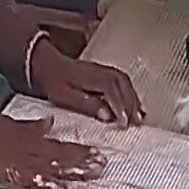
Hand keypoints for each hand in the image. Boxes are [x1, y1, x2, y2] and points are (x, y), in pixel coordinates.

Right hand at [0, 108, 103, 188]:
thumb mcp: (11, 122)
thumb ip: (32, 126)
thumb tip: (50, 124)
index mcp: (31, 137)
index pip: (61, 144)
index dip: (80, 150)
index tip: (97, 153)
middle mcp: (31, 149)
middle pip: (63, 156)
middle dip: (83, 161)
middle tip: (102, 165)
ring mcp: (24, 162)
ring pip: (56, 168)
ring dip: (75, 173)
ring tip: (93, 176)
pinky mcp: (15, 174)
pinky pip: (39, 181)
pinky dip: (55, 186)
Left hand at [29, 43, 145, 126]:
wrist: (48, 65)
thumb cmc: (55, 82)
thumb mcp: (66, 97)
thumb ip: (87, 105)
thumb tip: (106, 114)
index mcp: (90, 76)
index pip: (110, 89)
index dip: (119, 106)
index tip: (124, 122)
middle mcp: (100, 71)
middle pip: (122, 85)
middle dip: (131, 105)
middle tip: (136, 123)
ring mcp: (103, 70)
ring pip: (125, 83)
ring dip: (134, 100)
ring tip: (140, 117)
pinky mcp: (105, 73)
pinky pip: (123, 81)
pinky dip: (132, 94)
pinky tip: (136, 105)